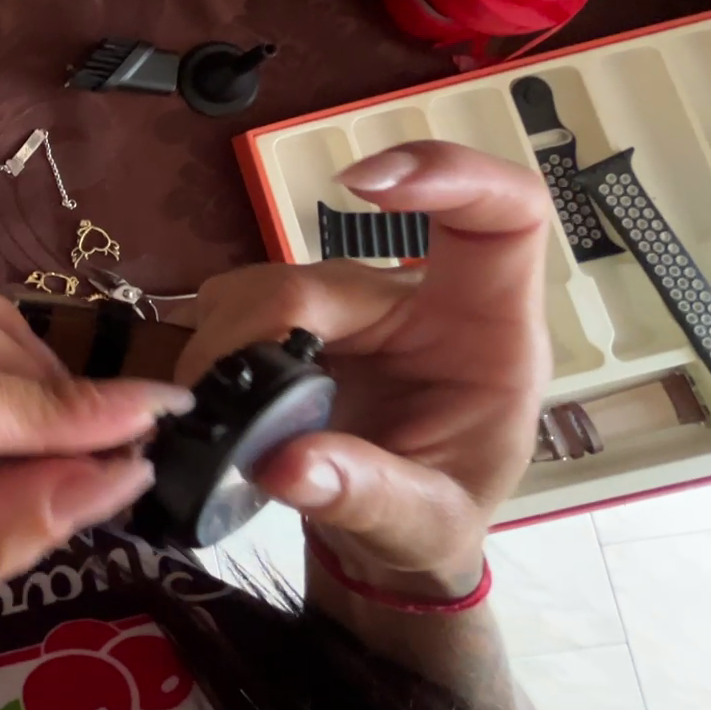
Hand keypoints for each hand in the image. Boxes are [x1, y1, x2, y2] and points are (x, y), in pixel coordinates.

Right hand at [172, 141, 550, 592]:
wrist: (377, 533)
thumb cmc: (428, 523)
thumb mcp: (424, 528)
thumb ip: (367, 497)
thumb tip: (284, 465)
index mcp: (480, 333)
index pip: (498, 219)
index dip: (446, 176)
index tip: (360, 185)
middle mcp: (407, 302)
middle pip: (317, 277)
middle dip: (254, 333)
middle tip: (215, 398)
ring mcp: (340, 303)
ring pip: (261, 285)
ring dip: (225, 342)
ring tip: (217, 403)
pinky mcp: (284, 312)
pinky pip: (232, 300)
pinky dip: (211, 340)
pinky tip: (216, 381)